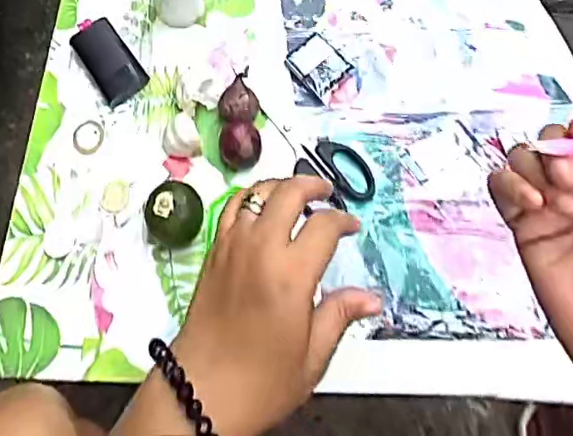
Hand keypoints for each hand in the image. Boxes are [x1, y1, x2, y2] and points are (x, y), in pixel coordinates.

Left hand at [115, 176, 379, 435]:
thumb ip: (339, 315)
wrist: (203, 387)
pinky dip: (249, 195)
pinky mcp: (214, 248)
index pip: (323, 226)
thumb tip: (369, 298)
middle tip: (326, 191)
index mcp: (290, 275)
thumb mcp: (312, 355)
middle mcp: (260, 249)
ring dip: (280, 186)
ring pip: (257, 192)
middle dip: (312, 185)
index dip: (342, 220)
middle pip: (288, 193)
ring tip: (296, 191)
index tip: (351, 224)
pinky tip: (259, 202)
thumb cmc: (260, 381)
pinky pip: (232, 206)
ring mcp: (233, 244)